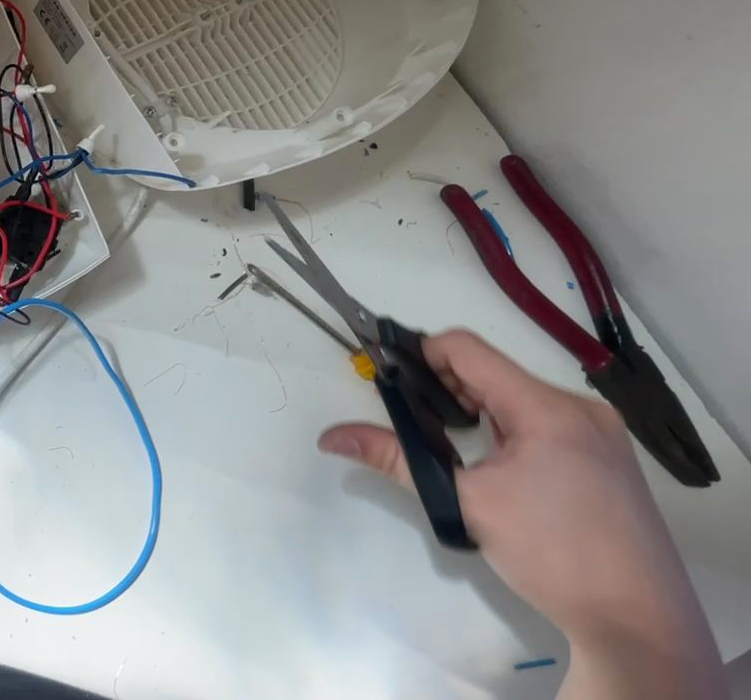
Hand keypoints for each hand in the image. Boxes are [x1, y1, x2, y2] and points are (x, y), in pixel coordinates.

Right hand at [319, 330, 723, 696]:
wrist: (640, 622)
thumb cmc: (552, 553)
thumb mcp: (464, 501)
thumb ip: (393, 457)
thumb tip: (330, 437)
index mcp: (547, 409)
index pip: (466, 349)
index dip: (418, 353)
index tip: (385, 375)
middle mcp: (577, 409)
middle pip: (487, 369)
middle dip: (438, 385)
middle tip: (405, 416)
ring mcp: (596, 432)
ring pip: (510, 393)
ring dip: (467, 406)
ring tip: (441, 441)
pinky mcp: (601, 454)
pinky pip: (535, 416)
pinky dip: (497, 423)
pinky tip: (485, 459)